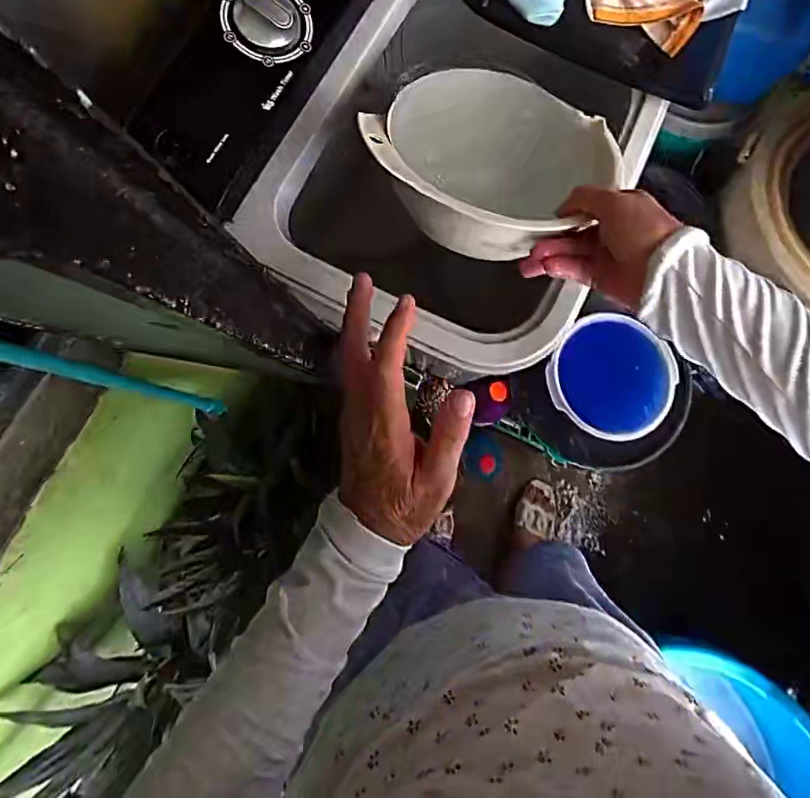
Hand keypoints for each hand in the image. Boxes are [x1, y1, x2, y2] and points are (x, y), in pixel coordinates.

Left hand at [338, 274, 474, 545]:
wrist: (366, 529)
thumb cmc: (405, 506)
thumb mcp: (437, 481)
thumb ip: (449, 438)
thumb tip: (462, 395)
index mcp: (383, 422)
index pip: (385, 367)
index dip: (394, 333)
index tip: (408, 305)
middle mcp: (361, 410)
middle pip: (352, 353)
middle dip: (357, 314)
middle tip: (362, 280)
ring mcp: (352, 411)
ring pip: (347, 359)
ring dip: (353, 323)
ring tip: (363, 295)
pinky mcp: (352, 415)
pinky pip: (351, 369)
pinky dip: (357, 342)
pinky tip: (366, 334)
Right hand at [518, 186, 683, 307]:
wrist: (664, 273)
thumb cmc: (646, 232)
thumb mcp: (614, 201)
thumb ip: (585, 198)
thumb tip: (565, 204)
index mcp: (622, 208)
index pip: (585, 209)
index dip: (564, 214)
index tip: (546, 220)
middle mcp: (615, 231)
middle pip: (574, 233)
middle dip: (551, 238)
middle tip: (530, 244)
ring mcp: (608, 256)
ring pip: (571, 253)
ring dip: (549, 254)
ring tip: (531, 261)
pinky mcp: (604, 278)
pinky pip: (576, 270)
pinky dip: (560, 267)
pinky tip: (547, 266)